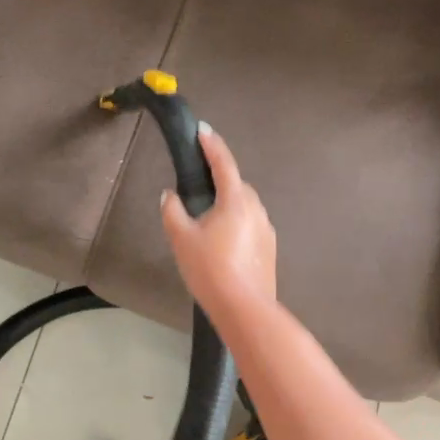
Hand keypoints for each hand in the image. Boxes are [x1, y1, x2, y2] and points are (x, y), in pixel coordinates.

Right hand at [161, 123, 276, 323]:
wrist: (245, 309)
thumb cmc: (210, 268)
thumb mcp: (181, 238)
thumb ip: (173, 211)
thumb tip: (170, 196)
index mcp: (235, 200)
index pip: (223, 163)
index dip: (212, 145)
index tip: (202, 130)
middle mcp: (256, 209)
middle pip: (237, 185)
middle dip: (220, 179)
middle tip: (199, 184)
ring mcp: (266, 230)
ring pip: (245, 206)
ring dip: (229, 204)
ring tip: (207, 219)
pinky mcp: (269, 249)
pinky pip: (250, 225)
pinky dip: (236, 224)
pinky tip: (222, 242)